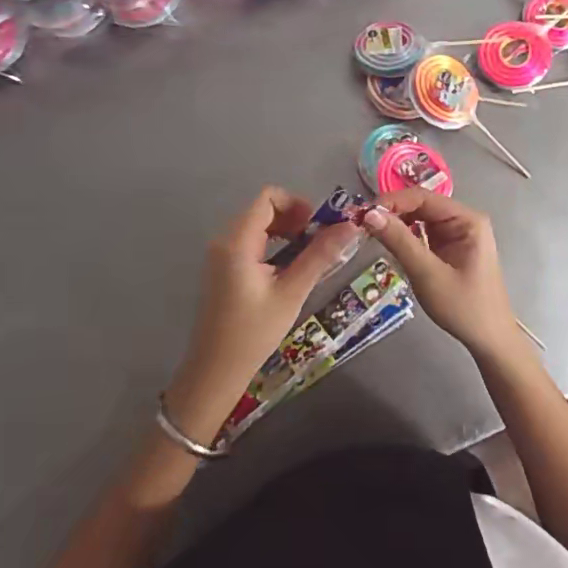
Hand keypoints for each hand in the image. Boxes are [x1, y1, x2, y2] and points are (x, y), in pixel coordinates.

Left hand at [164, 187, 360, 440]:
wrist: (216, 368)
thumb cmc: (254, 332)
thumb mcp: (291, 292)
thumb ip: (320, 256)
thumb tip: (351, 226)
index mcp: (237, 241)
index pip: (268, 198)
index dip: (298, 204)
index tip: (321, 226)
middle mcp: (224, 240)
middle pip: (262, 210)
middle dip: (295, 218)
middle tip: (320, 242)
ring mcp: (220, 255)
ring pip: (257, 226)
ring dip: (285, 232)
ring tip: (309, 256)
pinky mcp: (222, 269)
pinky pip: (250, 243)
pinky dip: (272, 245)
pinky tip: (289, 269)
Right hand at [359, 190, 522, 356]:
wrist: (488, 338)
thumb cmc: (463, 307)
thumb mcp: (428, 274)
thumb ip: (399, 241)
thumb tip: (369, 214)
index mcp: (467, 220)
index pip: (422, 198)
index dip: (391, 201)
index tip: (362, 214)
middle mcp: (463, 220)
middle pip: (420, 206)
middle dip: (391, 212)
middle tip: (360, 224)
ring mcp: (457, 234)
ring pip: (419, 219)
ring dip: (395, 224)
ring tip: (368, 232)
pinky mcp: (449, 248)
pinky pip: (422, 234)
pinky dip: (404, 237)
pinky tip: (387, 243)